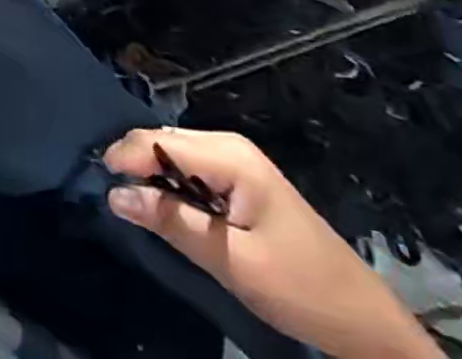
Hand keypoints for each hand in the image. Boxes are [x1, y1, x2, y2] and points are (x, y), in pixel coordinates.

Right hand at [104, 128, 442, 358]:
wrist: (362, 320)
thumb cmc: (299, 287)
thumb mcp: (230, 260)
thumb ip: (171, 222)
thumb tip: (114, 194)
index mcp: (229, 156)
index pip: (156, 141)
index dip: (123, 159)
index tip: (99, 189)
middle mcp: (229, 146)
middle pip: (161, 141)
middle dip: (133, 165)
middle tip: (113, 201)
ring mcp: (235, 161)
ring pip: (170, 153)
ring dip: (149, 177)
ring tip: (132, 207)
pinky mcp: (237, 180)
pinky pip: (187, 168)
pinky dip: (168, 185)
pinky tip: (163, 209)